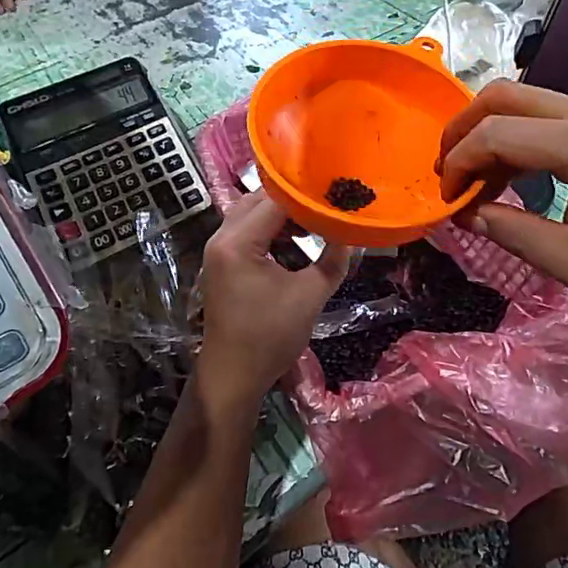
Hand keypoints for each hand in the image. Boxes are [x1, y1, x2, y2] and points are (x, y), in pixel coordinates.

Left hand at [196, 194, 348, 410]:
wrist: (234, 375)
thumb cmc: (270, 337)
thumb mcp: (310, 296)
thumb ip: (333, 260)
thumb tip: (349, 235)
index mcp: (238, 243)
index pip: (274, 200)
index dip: (306, 194)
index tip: (335, 193)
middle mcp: (221, 239)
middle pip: (258, 200)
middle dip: (292, 201)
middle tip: (325, 204)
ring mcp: (218, 251)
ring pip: (250, 215)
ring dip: (280, 215)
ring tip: (314, 223)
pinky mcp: (222, 263)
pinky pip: (246, 232)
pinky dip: (269, 230)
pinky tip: (295, 241)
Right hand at [437, 81, 567, 327]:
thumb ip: (516, 236)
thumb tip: (465, 214)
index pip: (498, 132)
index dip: (458, 163)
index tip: (445, 202)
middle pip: (506, 96)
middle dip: (463, 131)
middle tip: (445, 177)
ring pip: (527, 103)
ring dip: (489, 135)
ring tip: (473, 184)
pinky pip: (550, 120)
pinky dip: (517, 141)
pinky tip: (512, 180)